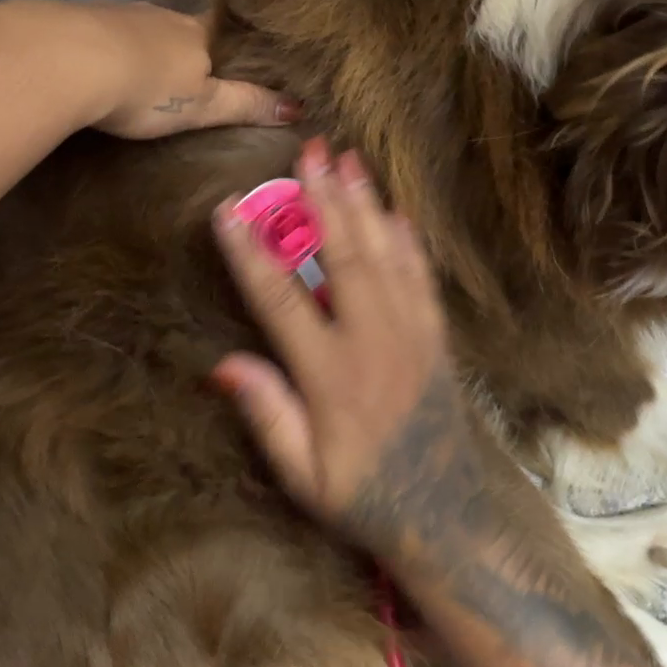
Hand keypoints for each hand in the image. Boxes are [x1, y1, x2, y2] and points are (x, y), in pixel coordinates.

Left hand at [6, 0, 296, 138]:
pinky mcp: (79, 20)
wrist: (65, 59)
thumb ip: (246, 105)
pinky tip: (102, 62)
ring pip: (142, 29)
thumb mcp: (203, 106)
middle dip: (185, 47)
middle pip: (181, 29)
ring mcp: (118, 13)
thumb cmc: (145, 88)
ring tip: (143, 70)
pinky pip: (105, 33)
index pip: (223, 31)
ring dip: (146, 46)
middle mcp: (161, 16)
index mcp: (196, 34)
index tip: (241, 50)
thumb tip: (297, 107)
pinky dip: (110, 46)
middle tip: (186, 70)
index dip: (233, 41)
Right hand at [211, 139, 486, 565]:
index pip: (281, 302)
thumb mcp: (303, 474)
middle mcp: (374, 343)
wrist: (443, 515)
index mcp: (332, 376)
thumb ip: (267, 415)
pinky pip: (421, 278)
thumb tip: (223, 363)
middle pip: (345, 257)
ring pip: (386, 257)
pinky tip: (395, 213)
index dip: (251, 255)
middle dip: (324, 200)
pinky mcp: (436, 338)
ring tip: (351, 161)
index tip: (227, 211)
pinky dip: (407, 242)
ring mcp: (412, 335)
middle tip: (311, 151)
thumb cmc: (363, 497)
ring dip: (366, 206)